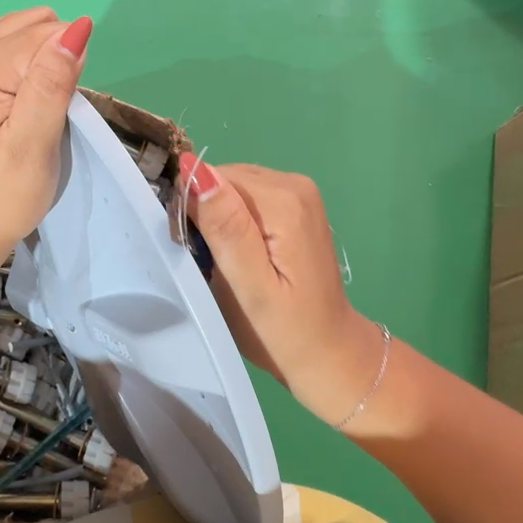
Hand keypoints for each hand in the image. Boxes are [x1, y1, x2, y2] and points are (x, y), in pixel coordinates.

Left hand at [0, 9, 91, 268]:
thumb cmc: (4, 191)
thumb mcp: (35, 141)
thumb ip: (53, 82)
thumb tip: (76, 29)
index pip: (46, 32)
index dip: (69, 59)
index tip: (69, 101)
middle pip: (31, 26)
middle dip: (56, 52)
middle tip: (61, 103)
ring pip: (17, 31)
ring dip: (42, 52)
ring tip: (52, 95)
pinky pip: (1, 46)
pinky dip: (24, 54)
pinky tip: (32, 82)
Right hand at [180, 155, 386, 426]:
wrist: (329, 353)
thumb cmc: (284, 330)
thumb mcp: (249, 286)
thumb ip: (225, 226)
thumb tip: (194, 169)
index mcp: (284, 201)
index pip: (214, 178)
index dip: (193, 208)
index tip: (193, 250)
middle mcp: (293, 185)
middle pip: (224, 179)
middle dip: (204, 213)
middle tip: (206, 262)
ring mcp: (297, 193)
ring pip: (231, 187)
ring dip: (216, 218)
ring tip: (220, 261)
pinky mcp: (294, 205)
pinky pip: (245, 197)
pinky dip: (231, 220)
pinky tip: (235, 253)